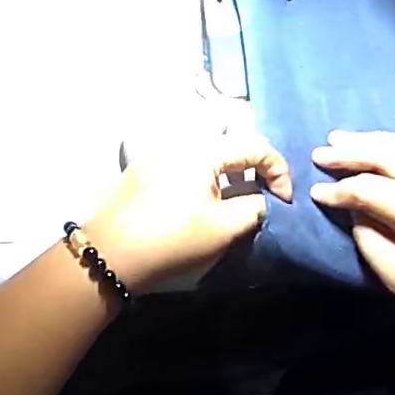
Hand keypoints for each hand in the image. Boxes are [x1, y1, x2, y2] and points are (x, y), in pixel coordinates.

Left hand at [83, 132, 293, 290]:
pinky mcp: (144, 168)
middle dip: (254, 165)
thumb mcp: (225, 228)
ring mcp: (159, 152)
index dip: (280, 172)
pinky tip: (202, 199)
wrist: (110, 254)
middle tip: (261, 194)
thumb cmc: (172, 239)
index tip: (284, 201)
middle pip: (231, 140)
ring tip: (233, 199)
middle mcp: (181, 140)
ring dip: (229, 170)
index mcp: (204, 149)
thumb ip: (256, 207)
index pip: (258, 146)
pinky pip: (185, 160)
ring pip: (207, 150)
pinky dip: (204, 173)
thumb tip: (262, 199)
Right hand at [310, 130, 394, 355]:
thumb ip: (372, 241)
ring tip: (344, 141)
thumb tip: (355, 209)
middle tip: (322, 152)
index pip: (374, 190)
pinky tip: (382, 149)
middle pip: (393, 156)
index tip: (315, 192)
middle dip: (353, 152)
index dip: (340, 191)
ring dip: (375, 142)